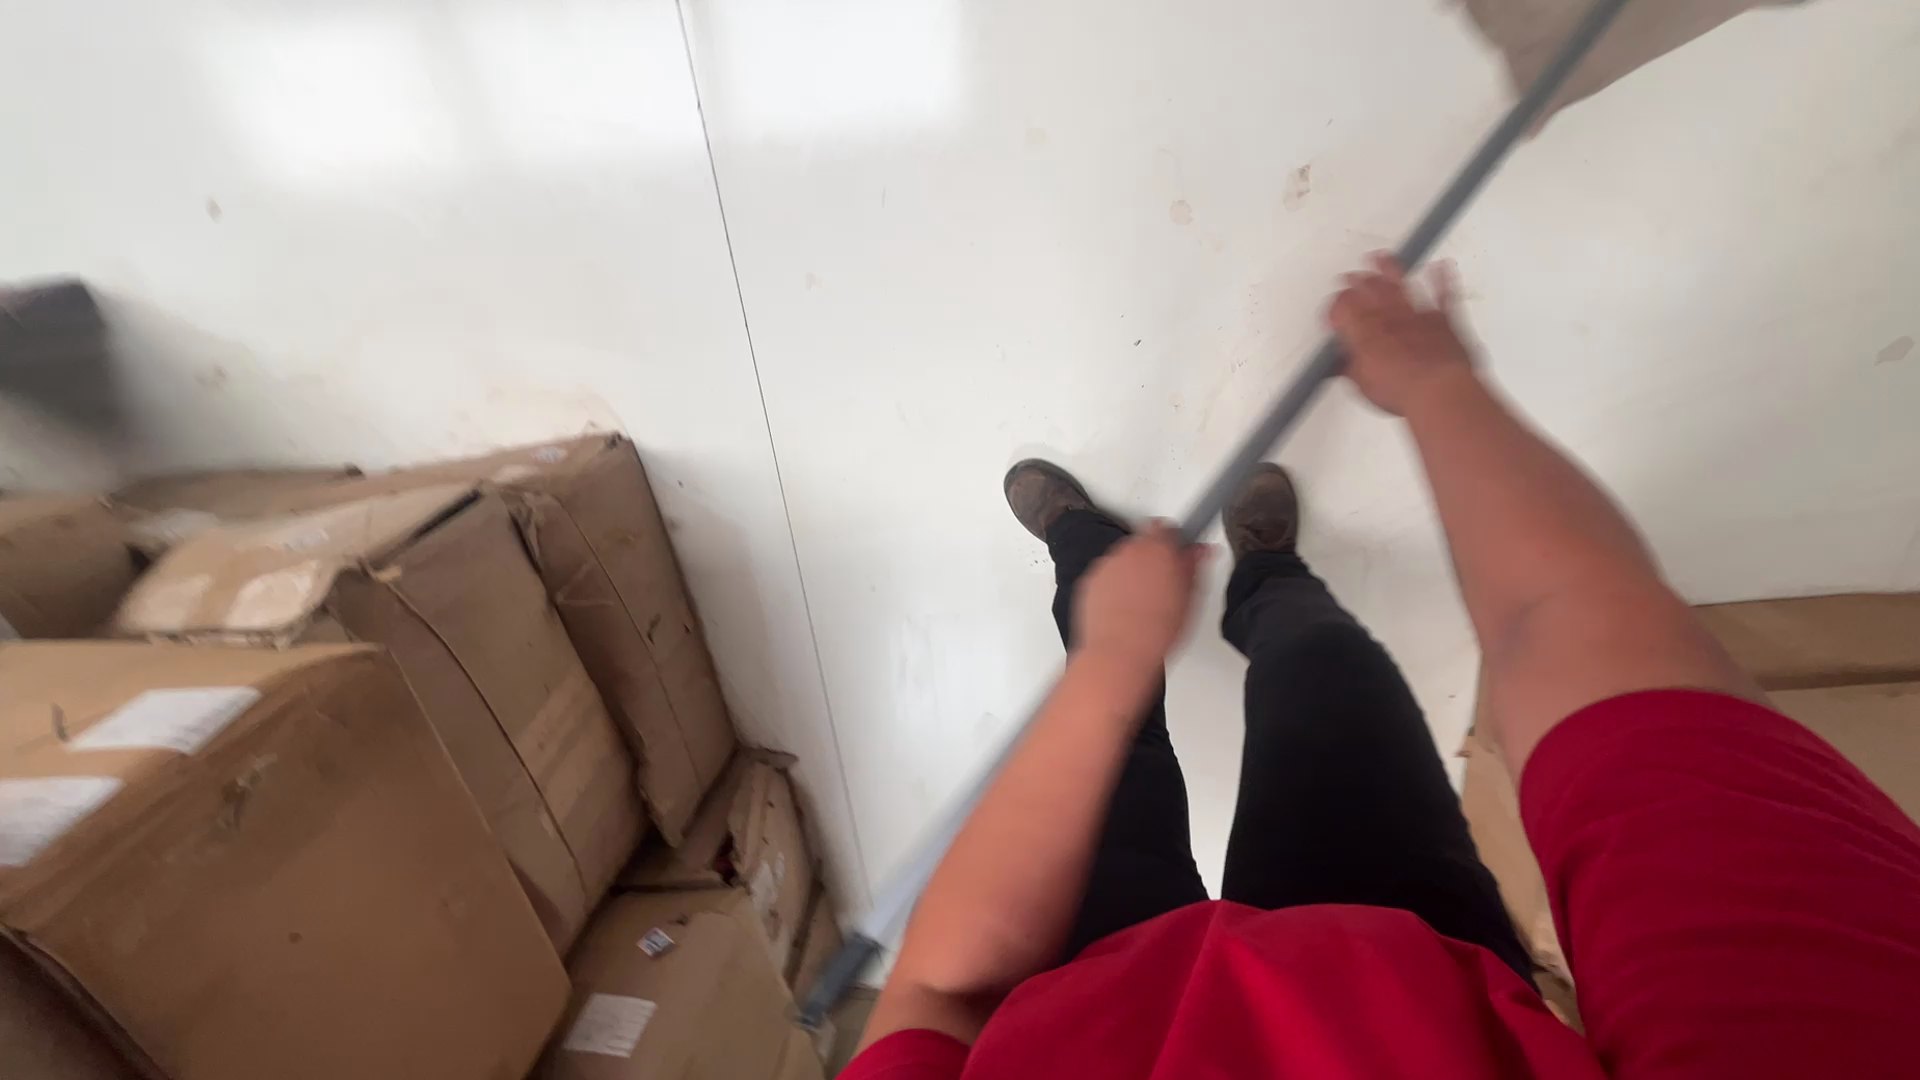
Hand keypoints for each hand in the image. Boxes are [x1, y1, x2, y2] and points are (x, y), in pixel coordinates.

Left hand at [1072, 522, 1207, 668]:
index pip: (1165, 527)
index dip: (1172, 540)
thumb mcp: (1190, 598)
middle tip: (1162, 583)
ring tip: (1142, 602)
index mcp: (1158, 548)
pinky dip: (1112, 586)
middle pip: (1141, 542)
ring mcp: (1106, 565)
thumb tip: (1199, 552)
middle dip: (1151, 557)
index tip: (1176, 553)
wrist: (1119, 653)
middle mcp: (1129, 551)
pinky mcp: (1089, 581)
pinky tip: (1123, 609)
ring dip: (1131, 572)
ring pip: (1122, 559)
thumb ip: (1193, 567)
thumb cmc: (1156, 630)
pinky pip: (1104, 576)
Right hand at [1328, 253, 1477, 416]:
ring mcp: (1418, 315)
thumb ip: (1348, 367)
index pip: (1342, 307)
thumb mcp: (1360, 384)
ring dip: (1389, 269)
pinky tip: (1441, 266)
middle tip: (1350, 276)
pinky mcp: (1445, 319)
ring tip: (1380, 257)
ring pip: (1401, 284)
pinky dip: (1443, 279)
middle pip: (1369, 289)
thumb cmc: (1400, 389)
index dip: (1334, 307)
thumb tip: (1338, 365)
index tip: (1332, 313)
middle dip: (1357, 281)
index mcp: (1365, 332)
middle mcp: (1390, 317)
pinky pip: (1444, 293)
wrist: (1440, 392)